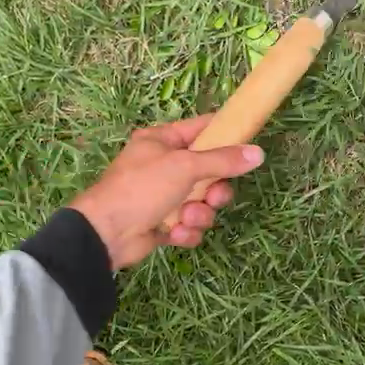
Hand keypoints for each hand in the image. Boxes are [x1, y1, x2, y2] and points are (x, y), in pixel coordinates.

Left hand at [71, 114, 265, 269]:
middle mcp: (163, 166)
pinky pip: (189, 225)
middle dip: (214, 191)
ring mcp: (163, 197)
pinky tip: (174, 235)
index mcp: (162, 141)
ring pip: (201, 203)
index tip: (249, 142)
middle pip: (208, 173)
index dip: (226, 134)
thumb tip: (258, 153)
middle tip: (213, 197)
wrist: (107, 233)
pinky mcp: (163, 224)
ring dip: (199, 214)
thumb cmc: (142, 188)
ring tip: (185, 219)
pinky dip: (185, 231)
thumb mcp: (185, 167)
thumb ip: (223, 160)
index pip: (202, 129)